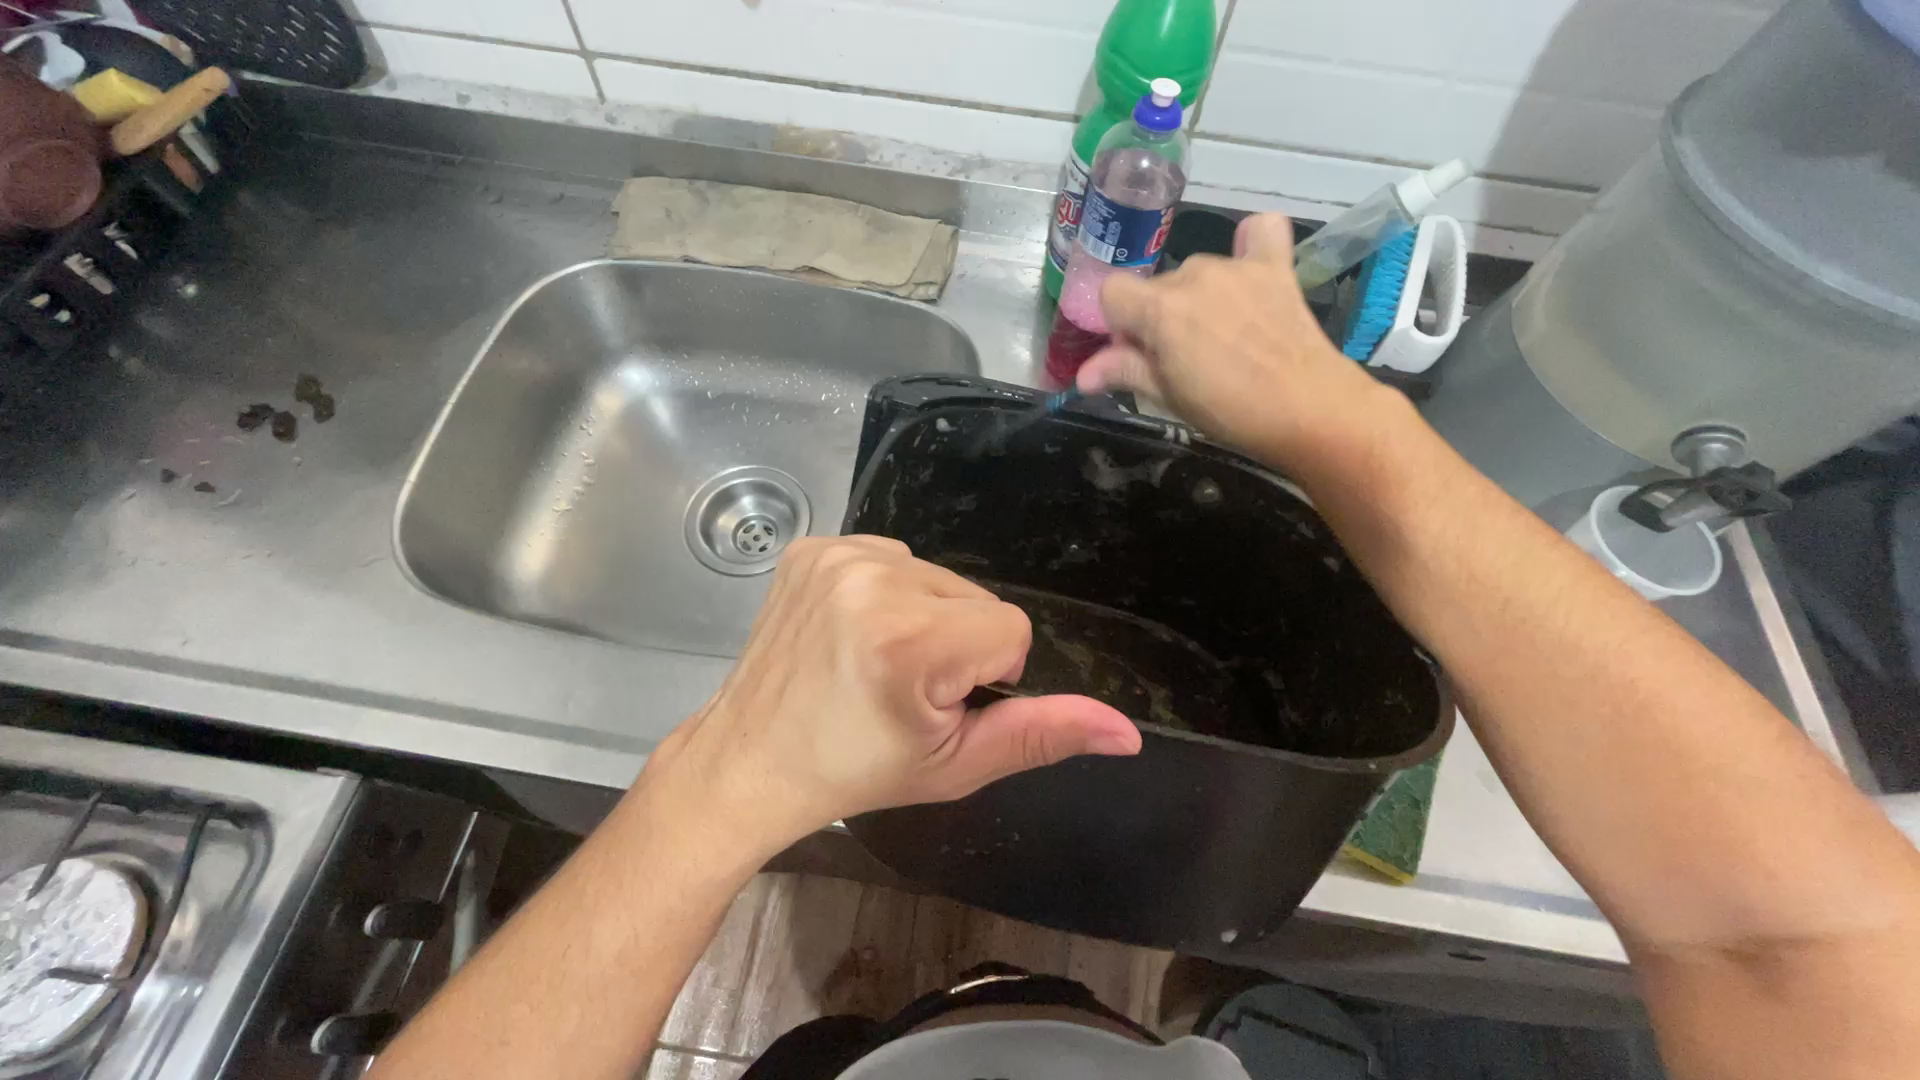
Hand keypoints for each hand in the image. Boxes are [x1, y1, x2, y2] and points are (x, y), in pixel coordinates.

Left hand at [647, 536, 1139, 854]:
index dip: (987, 673)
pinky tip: (854, 632)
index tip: (936, 703)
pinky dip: (887, 593)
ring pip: (936, 576)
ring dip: (925, 615)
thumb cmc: (856, 771)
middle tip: (904, 688)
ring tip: (877, 661)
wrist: (752, 760)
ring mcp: (835, 556)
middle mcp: (872, 580)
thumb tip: (1127, 730)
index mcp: (909, 639)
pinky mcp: (813, 547)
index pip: (1010, 628)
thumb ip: (1043, 735)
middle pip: (974, 597)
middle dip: (956, 642)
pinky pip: (891, 558)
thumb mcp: (956, 765)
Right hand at [1077, 213, 1389, 471]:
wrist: (1308, 410)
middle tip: (1182, 360)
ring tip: (1222, 337)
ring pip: (1196, 272)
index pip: (1112, 294)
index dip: (1119, 327)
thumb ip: (1123, 372)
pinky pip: (1258, 232)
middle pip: (1155, 287)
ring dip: (1196, 298)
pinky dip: (1248, 245)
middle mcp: (1193, 275)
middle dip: (1157, 318)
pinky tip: (1248, 273)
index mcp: (1159, 310)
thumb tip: (1083, 375)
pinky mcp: (1275, 268)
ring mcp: (1236, 268)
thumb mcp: (1167, 397)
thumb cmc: (1230, 412)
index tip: (1138, 355)